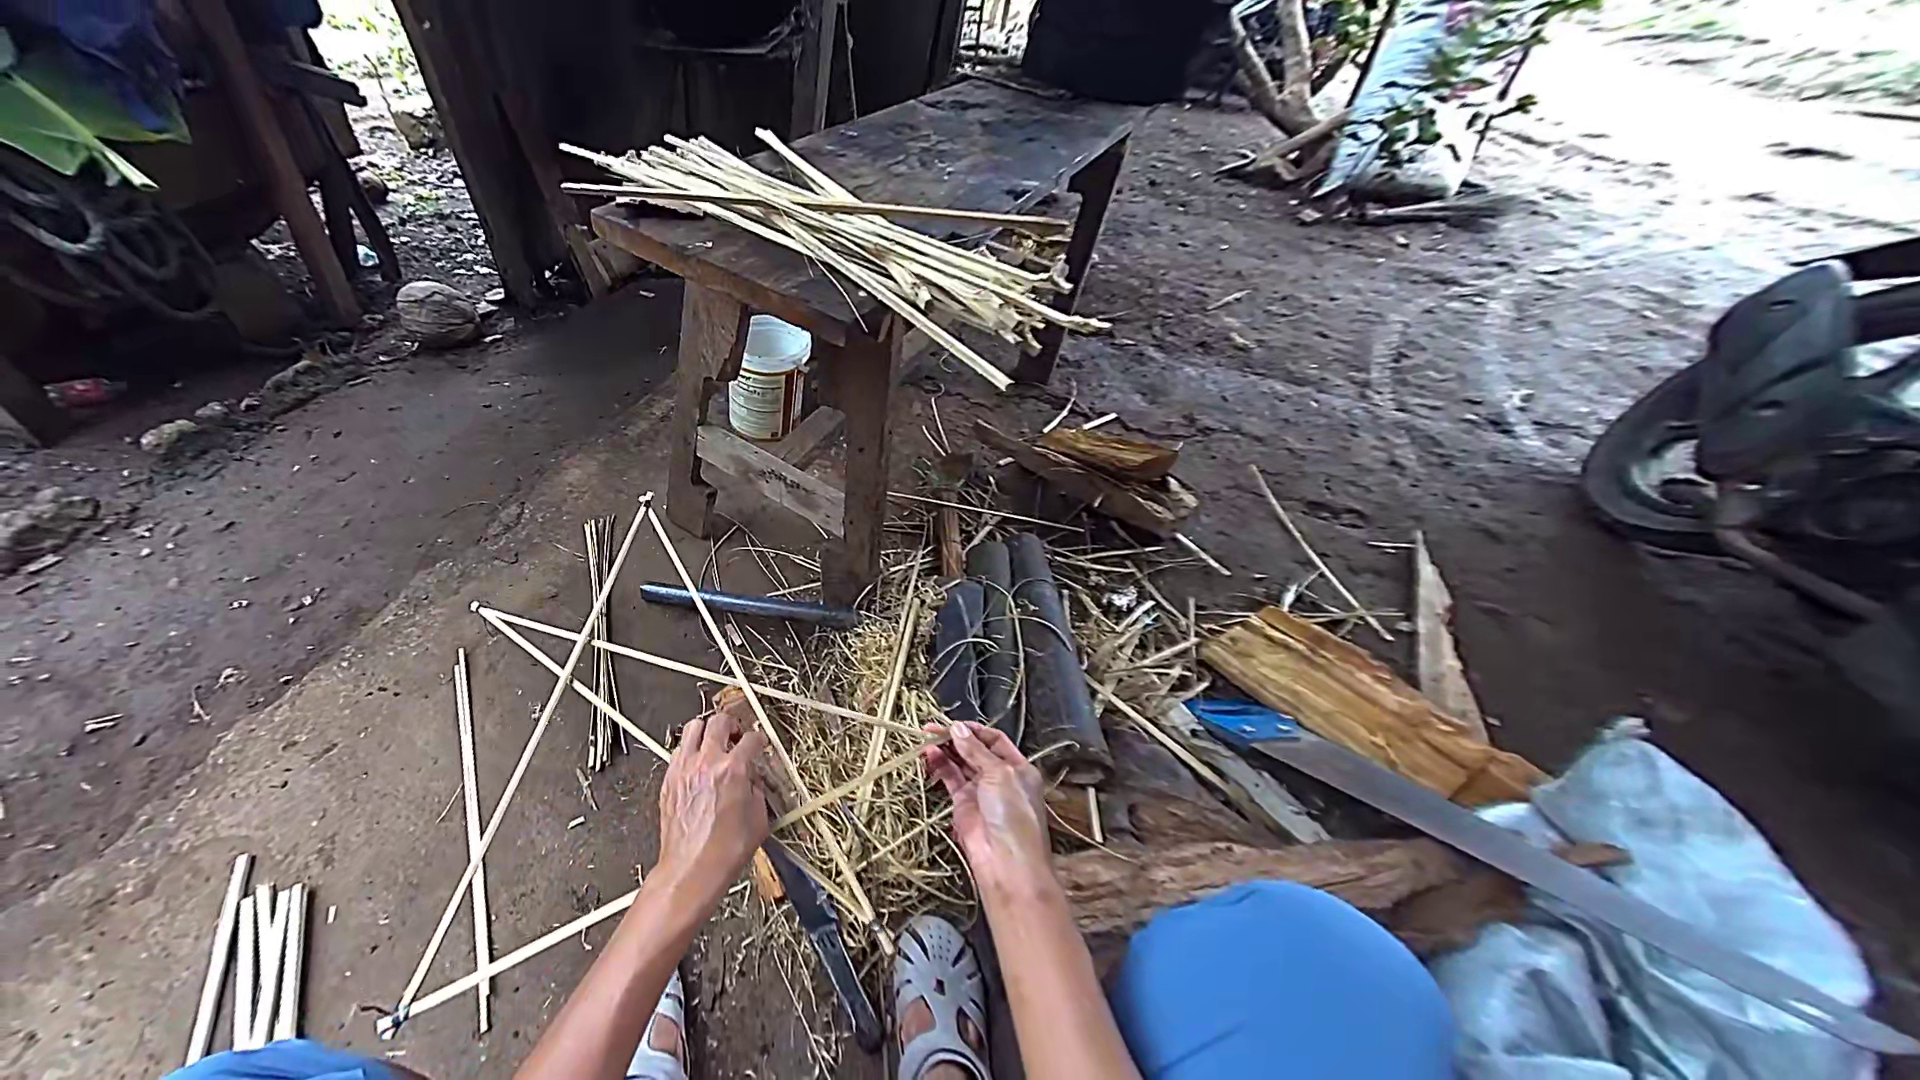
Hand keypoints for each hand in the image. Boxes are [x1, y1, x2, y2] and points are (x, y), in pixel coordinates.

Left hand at [654, 690, 770, 907]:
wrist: (691, 870)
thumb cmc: (724, 850)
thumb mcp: (759, 816)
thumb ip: (757, 787)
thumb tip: (753, 777)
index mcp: (734, 769)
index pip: (751, 738)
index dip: (760, 740)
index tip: (760, 745)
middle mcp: (707, 763)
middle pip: (719, 721)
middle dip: (732, 725)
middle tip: (737, 735)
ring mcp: (684, 770)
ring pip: (693, 728)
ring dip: (707, 731)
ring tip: (715, 742)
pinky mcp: (669, 782)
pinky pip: (678, 753)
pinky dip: (690, 751)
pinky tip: (698, 765)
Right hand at [923, 722, 1051, 899]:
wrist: (1006, 863)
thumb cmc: (1013, 814)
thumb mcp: (1000, 774)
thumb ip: (976, 750)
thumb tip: (957, 729)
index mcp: (1018, 767)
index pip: (994, 740)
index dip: (974, 731)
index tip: (953, 723)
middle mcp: (1000, 777)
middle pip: (975, 751)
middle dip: (956, 738)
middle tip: (932, 728)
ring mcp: (981, 792)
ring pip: (961, 764)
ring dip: (945, 750)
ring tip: (926, 738)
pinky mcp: (963, 805)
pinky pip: (951, 780)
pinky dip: (940, 767)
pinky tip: (929, 755)